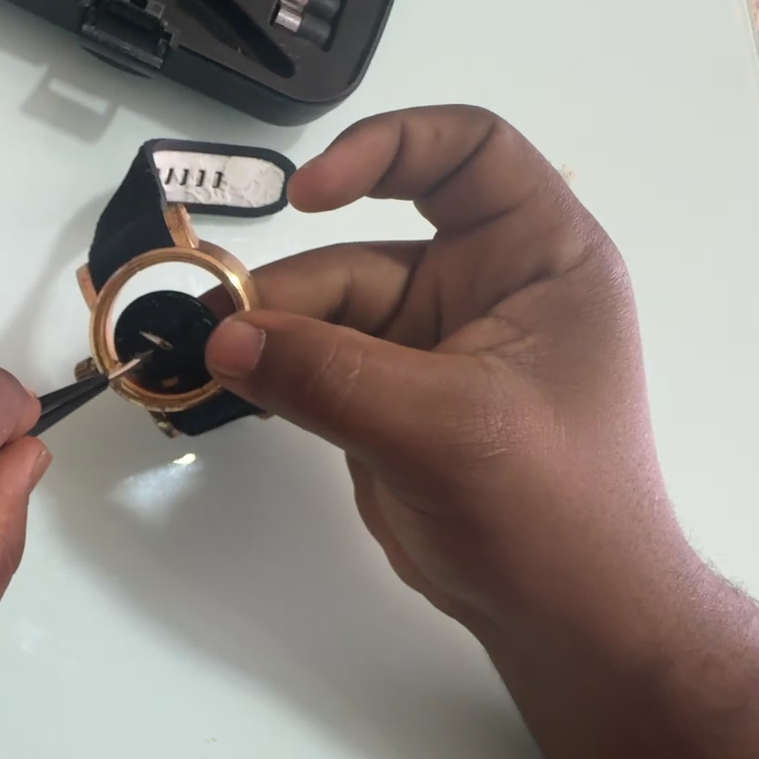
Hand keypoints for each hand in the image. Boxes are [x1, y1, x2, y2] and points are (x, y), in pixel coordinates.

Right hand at [206, 105, 696, 644]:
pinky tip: (227, 386)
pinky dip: (270, 375)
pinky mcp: (381, 401)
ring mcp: (421, 350)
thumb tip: (222, 340)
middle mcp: (475, 291)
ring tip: (205, 366)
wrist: (553, 608)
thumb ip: (328, 377)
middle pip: (358, 260)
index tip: (304, 194)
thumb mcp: (440, 427)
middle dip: (284, 297)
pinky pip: (312, 368)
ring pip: (322, 320)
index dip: (386, 150)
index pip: (466, 156)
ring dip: (263, 340)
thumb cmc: (542, 505)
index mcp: (532, 259)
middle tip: (211, 339)